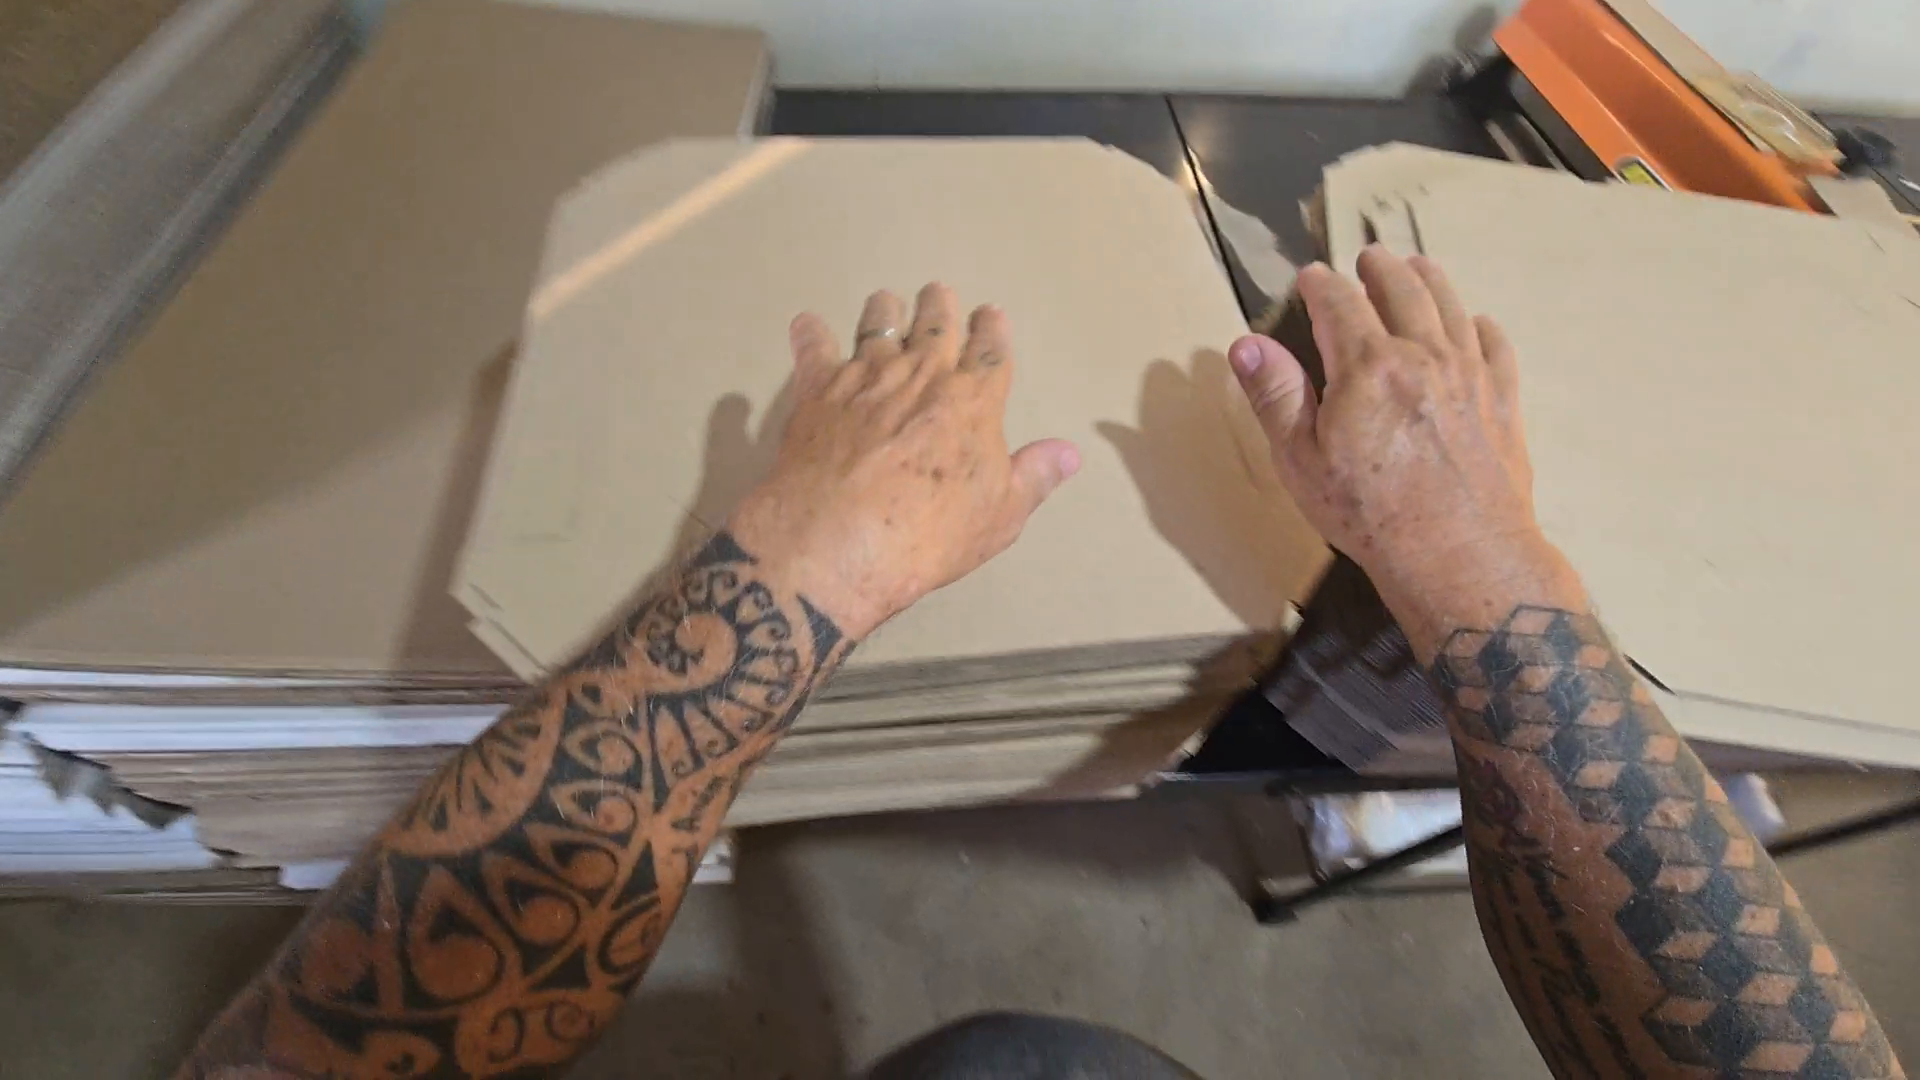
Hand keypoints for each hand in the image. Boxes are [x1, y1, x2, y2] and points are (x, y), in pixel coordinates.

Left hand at [729, 283, 1079, 638]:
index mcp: (972, 402)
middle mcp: (921, 376)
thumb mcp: (1000, 517)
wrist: (842, 541)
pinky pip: (814, 349)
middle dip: (940, 307)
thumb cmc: (931, 535)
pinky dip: (811, 334)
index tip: (991, 314)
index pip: (990, 352)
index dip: (993, 330)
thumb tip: (1069, 451)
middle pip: (935, 326)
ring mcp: (867, 378)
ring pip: (878, 326)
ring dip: (885, 310)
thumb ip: (1034, 477)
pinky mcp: (818, 391)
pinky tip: (806, 324)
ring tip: (887, 301)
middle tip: (938, 294)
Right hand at [1228, 246, 1578, 651]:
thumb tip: (1245, 344)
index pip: (1340, 305)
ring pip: (1450, 306)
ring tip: (1416, 266)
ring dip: (1429, 279)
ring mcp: (1470, 374)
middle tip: (1367, 257)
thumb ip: (1275, 395)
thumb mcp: (1300, 459)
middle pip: (1402, 291)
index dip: (1321, 285)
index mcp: (1366, 367)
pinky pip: (1493, 343)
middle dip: (1379, 269)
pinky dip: (1477, 322)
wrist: (1457, 552)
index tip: (1310, 275)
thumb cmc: (1366, 510)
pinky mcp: (1502, 399)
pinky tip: (1473, 321)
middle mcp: (1423, 355)